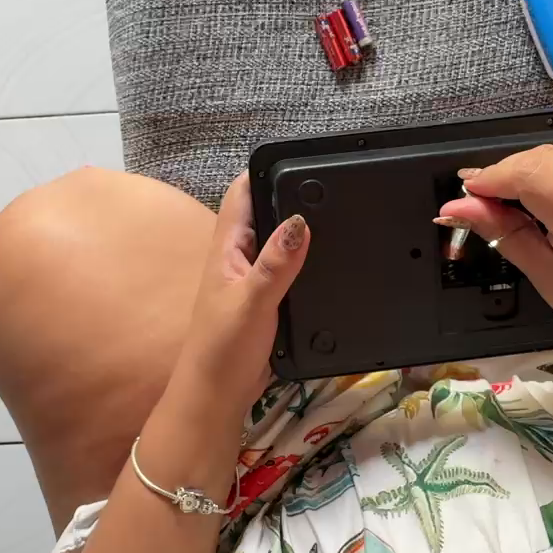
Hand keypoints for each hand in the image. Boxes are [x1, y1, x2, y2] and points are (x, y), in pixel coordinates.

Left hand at [169, 173, 310, 414]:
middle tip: (327, 182)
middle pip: (262, 213)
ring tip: (335, 213)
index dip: (262, 172)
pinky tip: (326, 259)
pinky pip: (286, 268)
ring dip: (297, 228)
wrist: (218, 395)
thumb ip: (277, 262)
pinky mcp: (266, 300)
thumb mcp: (254, 300)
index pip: (241, 195)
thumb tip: (301, 219)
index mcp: (227, 247)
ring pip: (276, 241)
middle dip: (287, 196)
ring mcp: (251, 278)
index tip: (296, 158)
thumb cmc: (225, 346)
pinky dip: (303, 258)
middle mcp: (238, 256)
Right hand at [438, 133, 552, 372]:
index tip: (468, 191)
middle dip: (513, 170)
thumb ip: (500, 230)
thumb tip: (453, 207)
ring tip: (530, 197)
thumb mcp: (544, 275)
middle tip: (488, 197)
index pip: (532, 174)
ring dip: (543, 164)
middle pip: (551, 155)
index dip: (493, 178)